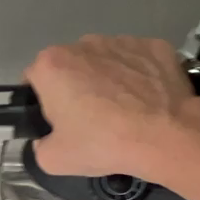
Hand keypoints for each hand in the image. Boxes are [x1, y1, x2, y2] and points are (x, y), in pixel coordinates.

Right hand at [24, 35, 199, 180]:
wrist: (165, 136)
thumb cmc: (102, 143)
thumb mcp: (53, 159)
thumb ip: (39, 146)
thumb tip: (47, 139)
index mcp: (52, 65)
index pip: (34, 78)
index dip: (42, 101)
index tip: (56, 120)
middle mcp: (83, 43)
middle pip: (70, 65)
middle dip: (74, 85)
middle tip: (89, 118)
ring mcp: (122, 40)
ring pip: (104, 60)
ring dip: (106, 78)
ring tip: (122, 109)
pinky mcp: (154, 45)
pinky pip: (136, 60)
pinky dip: (137, 75)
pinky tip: (145, 100)